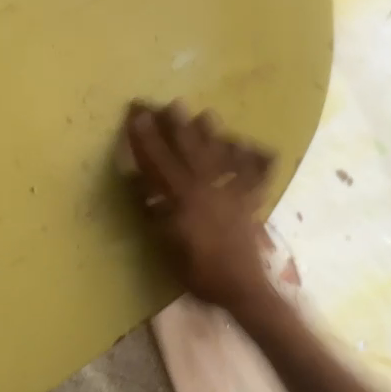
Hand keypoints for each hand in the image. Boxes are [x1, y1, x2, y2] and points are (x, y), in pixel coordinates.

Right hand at [125, 100, 283, 309]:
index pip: (158, 161)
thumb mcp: (164, 244)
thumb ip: (151, 211)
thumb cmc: (197, 271)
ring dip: (211, 135)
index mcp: (182, 198)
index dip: (145, 138)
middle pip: (190, 150)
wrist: (242, 288)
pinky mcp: (249, 203)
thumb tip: (136, 182)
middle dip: (178, 126)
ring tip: (205, 114)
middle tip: (170, 103)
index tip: (136, 116)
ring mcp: (231, 193)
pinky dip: (253, 160)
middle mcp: (207, 188)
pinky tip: (254, 147)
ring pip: (220, 157)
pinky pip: (252, 176)